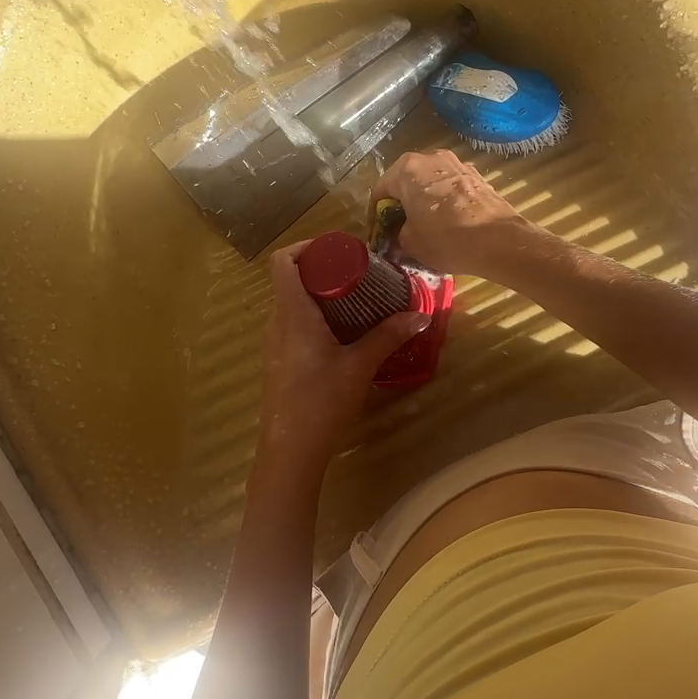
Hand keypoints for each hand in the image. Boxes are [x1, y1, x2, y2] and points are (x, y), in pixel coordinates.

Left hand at [255, 240, 430, 474]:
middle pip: (290, 280)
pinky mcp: (281, 362)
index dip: (306, 247)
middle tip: (358, 275)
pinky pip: (294, 325)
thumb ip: (388, 337)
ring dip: (320, 296)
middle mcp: (277, 323)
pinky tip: (344, 333)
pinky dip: (316, 318)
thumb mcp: (360, 366)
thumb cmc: (321, 401)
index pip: (283, 262)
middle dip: (323, 271)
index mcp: (292, 314)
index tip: (339, 250)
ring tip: (356, 301)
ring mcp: (275, 344)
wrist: (290, 451)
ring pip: (293, 304)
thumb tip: (421, 314)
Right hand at [371, 150, 534, 278]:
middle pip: (406, 182)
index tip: (379, 235)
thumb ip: (397, 235)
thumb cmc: (446, 239)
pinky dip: (445, 201)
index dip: (376, 216)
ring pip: (430, 182)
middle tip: (400, 230)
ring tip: (425, 226)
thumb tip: (399, 236)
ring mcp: (457, 164)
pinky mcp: (477, 175)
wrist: (500, 241)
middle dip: (401, 205)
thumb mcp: (411, 244)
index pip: (380, 191)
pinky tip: (449, 222)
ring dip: (424, 201)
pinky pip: (451, 187)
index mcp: (406, 169)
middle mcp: (430, 157)